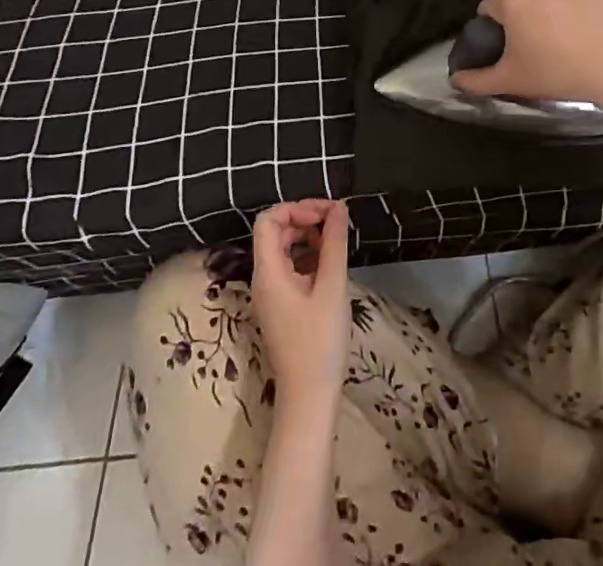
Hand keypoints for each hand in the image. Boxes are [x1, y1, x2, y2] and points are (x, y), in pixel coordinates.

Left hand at [251, 199, 349, 409]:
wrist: (309, 394)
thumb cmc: (320, 340)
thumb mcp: (332, 287)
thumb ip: (334, 244)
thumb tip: (339, 208)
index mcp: (268, 271)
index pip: (268, 220)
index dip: (296, 209)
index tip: (327, 214)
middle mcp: (263, 278)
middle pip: (275, 232)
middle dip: (304, 219)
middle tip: (337, 221)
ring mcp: (271, 293)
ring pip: (283, 249)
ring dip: (308, 237)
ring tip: (337, 240)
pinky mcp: (282, 304)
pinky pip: (290, 267)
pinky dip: (308, 256)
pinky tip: (331, 262)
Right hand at [450, 0, 602, 102]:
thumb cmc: (555, 73)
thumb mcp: (510, 81)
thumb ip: (476, 81)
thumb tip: (454, 80)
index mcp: (511, 2)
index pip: (488, 8)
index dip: (491, 28)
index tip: (503, 47)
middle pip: (518, 0)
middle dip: (520, 19)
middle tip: (532, 48)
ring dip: (544, 11)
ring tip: (558, 40)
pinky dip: (569, 9)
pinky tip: (578, 31)